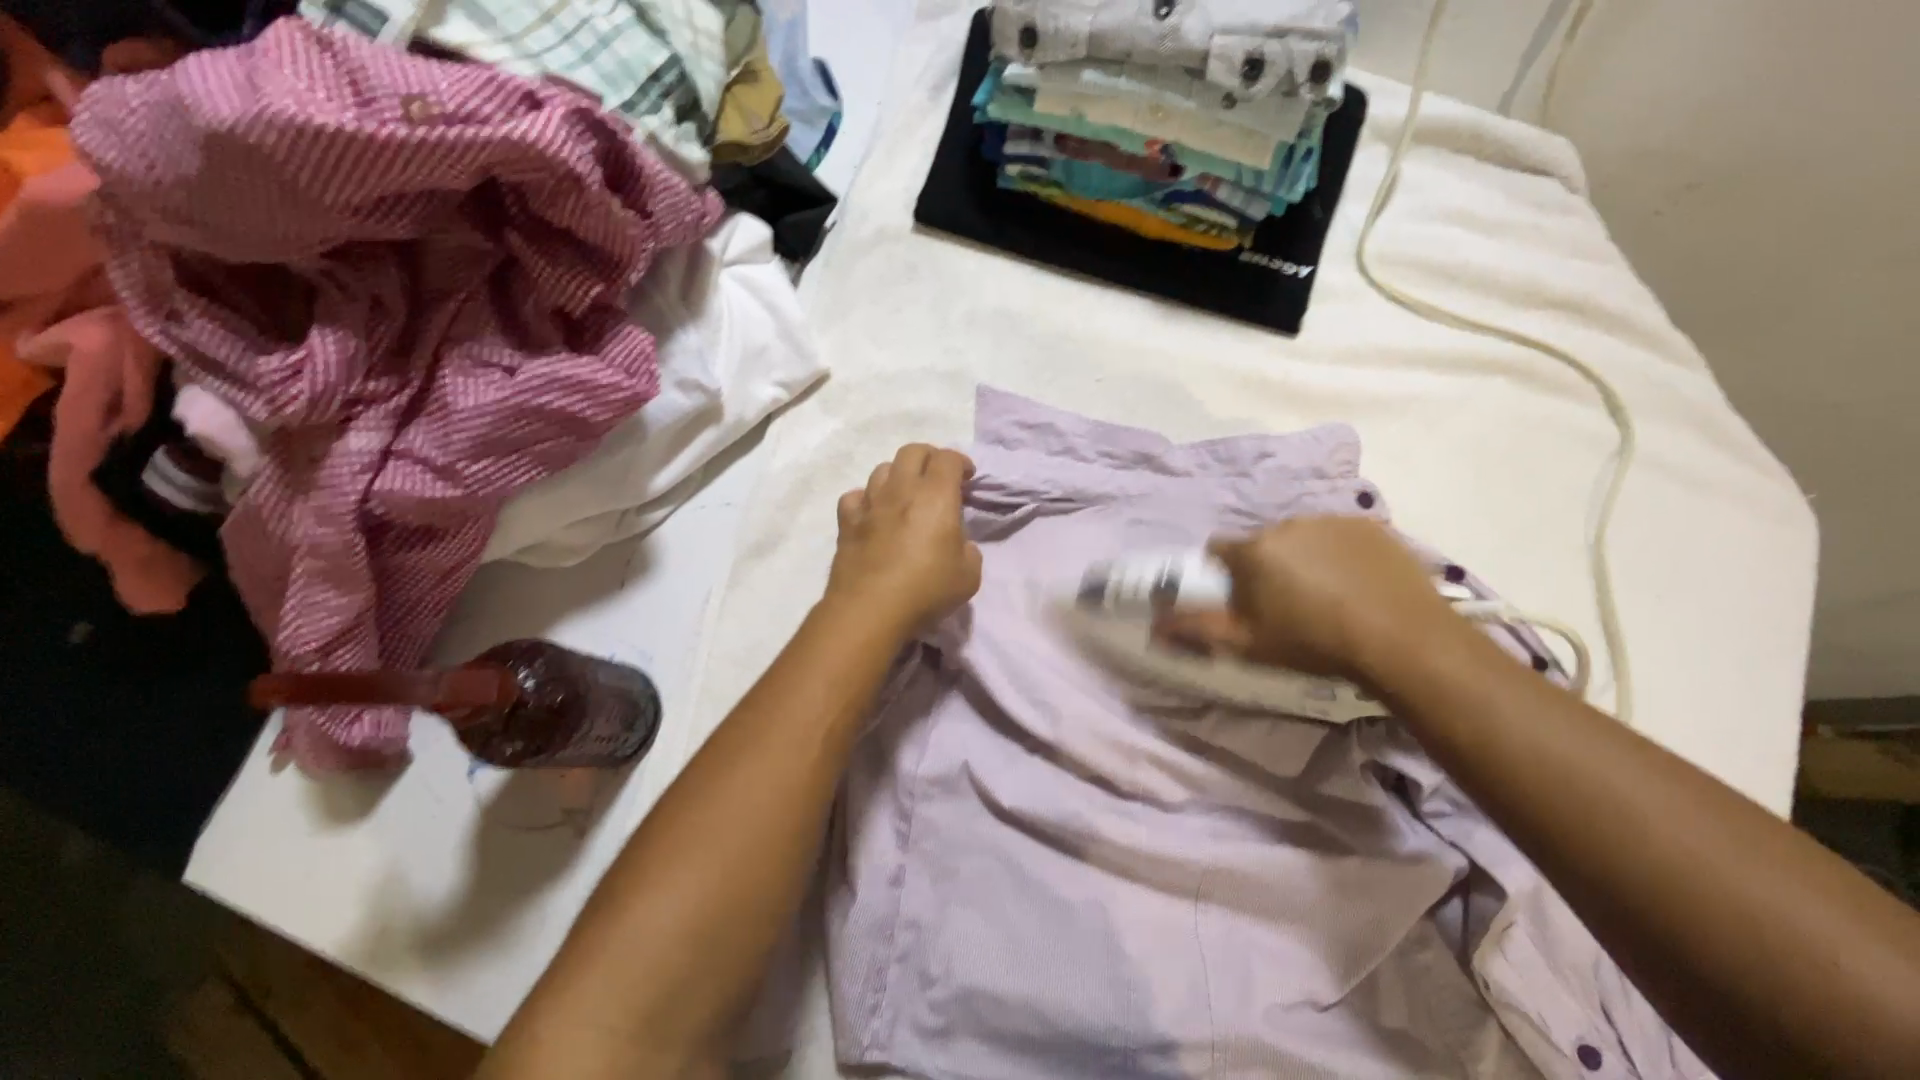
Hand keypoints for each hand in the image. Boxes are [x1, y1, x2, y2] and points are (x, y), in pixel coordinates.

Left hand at [825, 444, 981, 633]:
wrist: (870, 609)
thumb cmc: (926, 590)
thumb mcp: (969, 576)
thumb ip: (969, 551)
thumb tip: (959, 545)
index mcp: (935, 496)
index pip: (948, 458)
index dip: (961, 462)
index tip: (968, 478)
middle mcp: (901, 490)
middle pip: (912, 451)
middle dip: (930, 458)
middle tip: (939, 479)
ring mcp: (870, 504)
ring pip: (882, 469)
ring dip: (899, 476)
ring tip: (906, 496)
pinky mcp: (846, 523)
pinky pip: (855, 496)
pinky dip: (867, 499)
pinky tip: (873, 515)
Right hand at [1156, 517, 1461, 680]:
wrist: (1402, 639)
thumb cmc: (1315, 643)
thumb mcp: (1249, 644)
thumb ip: (1198, 629)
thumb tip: (1154, 625)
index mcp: (1254, 549)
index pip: (1219, 549)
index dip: (1224, 573)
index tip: (1240, 599)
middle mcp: (1288, 523)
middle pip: (1262, 542)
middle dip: (1266, 567)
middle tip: (1286, 605)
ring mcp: (1333, 520)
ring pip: (1302, 537)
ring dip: (1303, 558)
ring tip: (1328, 596)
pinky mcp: (1371, 526)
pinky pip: (1340, 536)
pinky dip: (1340, 554)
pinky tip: (1357, 585)